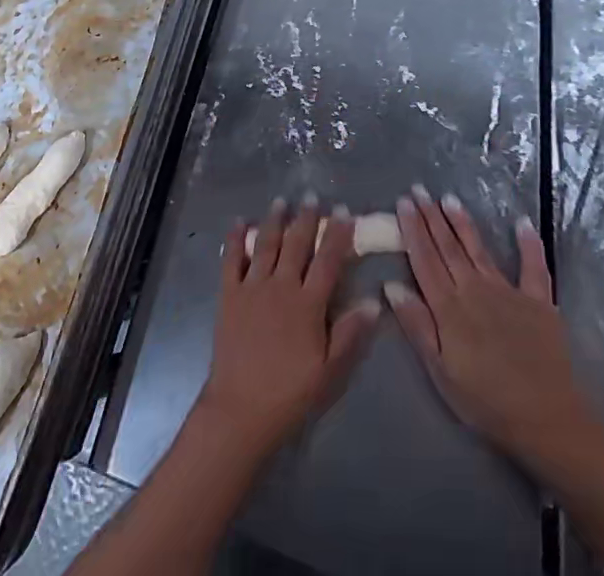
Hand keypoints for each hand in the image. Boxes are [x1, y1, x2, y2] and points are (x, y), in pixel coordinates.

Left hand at [197, 197, 379, 452]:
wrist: (242, 406)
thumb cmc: (292, 391)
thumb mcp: (331, 369)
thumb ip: (351, 332)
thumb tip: (374, 301)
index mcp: (309, 304)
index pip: (328, 261)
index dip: (338, 234)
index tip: (344, 211)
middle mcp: (281, 287)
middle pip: (296, 245)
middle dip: (306, 218)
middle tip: (312, 196)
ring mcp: (252, 288)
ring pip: (266, 245)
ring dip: (274, 221)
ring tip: (281, 201)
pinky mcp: (229, 295)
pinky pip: (232, 260)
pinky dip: (236, 240)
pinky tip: (239, 223)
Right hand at [385, 186, 603, 474]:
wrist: (547, 418)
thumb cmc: (484, 400)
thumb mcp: (440, 369)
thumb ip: (417, 325)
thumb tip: (391, 285)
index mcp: (449, 307)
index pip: (425, 259)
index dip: (413, 229)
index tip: (403, 203)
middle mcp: (475, 290)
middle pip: (448, 248)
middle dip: (431, 217)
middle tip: (419, 190)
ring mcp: (509, 293)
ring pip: (480, 250)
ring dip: (463, 223)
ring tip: (449, 199)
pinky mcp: (539, 303)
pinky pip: (534, 267)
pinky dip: (529, 244)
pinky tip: (522, 223)